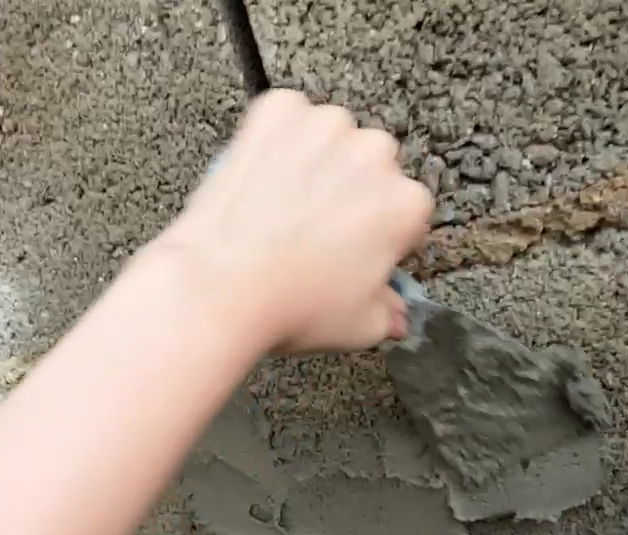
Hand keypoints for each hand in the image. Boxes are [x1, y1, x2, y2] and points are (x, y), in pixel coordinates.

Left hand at [151, 90, 432, 354]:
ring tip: (282, 212)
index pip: (406, 211)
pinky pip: (285, 118)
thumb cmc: (290, 306)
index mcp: (404, 204)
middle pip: (370, 168)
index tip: (358, 250)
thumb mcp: (357, 327)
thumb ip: (387, 313)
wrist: (221, 286)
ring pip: (329, 140)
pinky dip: (275, 142)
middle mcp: (374, 154)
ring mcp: (325, 127)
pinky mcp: (278, 113)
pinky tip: (261, 184)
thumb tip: (395, 314)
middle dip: (350, 194)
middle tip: (314, 235)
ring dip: (314, 163)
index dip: (380, 234)